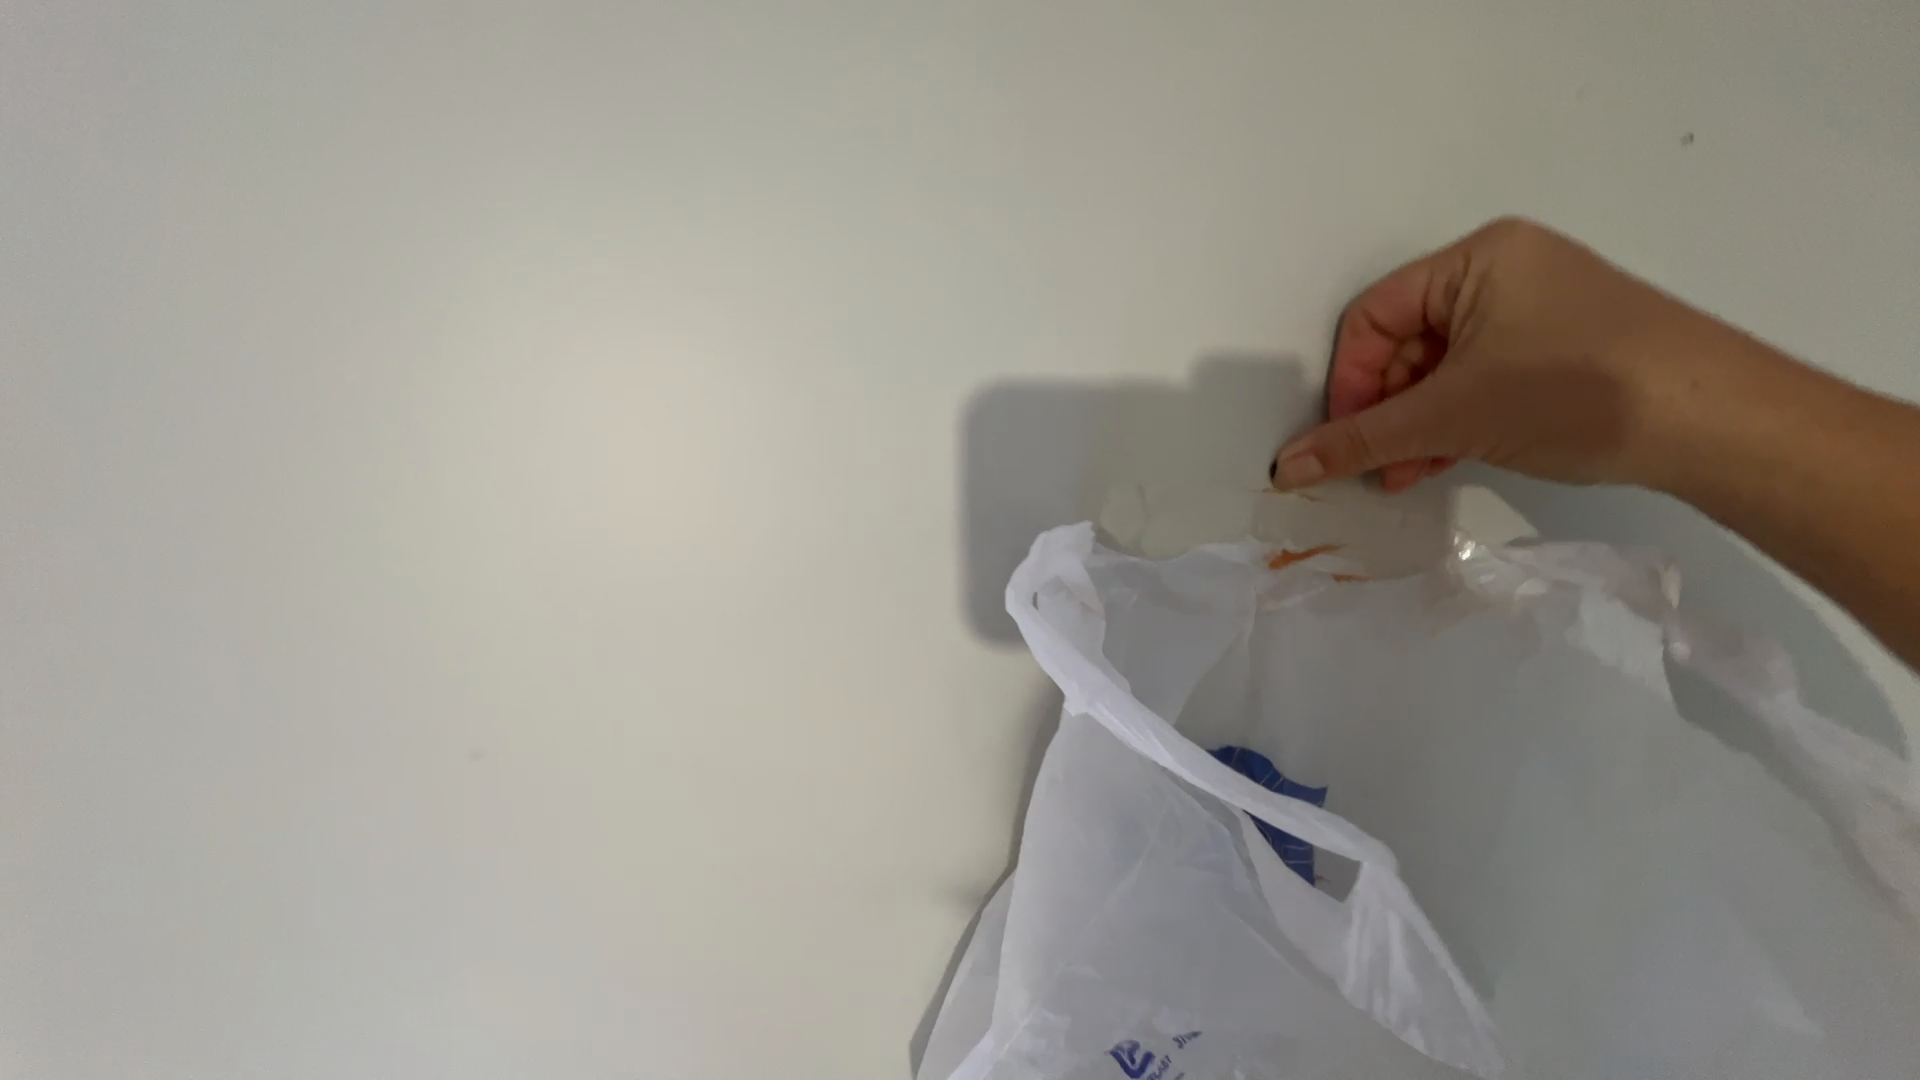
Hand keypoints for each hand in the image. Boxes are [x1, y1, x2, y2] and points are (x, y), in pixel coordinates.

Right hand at [1272, 217, 1763, 493]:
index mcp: (1477, 259)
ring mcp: (1533, 312)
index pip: (1374, 318)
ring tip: (1402, 474)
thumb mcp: (1450, 417)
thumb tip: (1282, 468)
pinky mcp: (1556, 349)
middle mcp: (1503, 273)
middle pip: (1404, 346)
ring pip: (1437, 371)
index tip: (1348, 438)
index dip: (1350, 382)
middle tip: (1375, 464)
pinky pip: (1475, 381)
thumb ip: (1358, 441)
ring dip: (1411, 426)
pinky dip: (1449, 422)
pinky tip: (1436, 462)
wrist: (1723, 424)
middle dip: (1384, 411)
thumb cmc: (1573, 392)